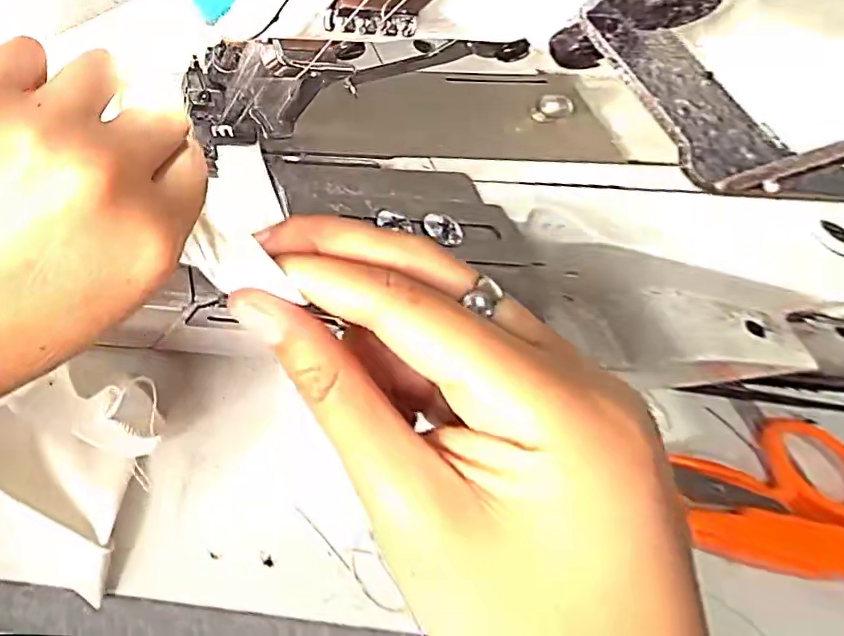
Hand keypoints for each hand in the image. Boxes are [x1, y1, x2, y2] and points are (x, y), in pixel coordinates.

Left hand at [0, 37, 206, 500]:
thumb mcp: (103, 296)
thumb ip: (142, 224)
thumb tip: (150, 164)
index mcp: (145, 237)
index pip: (190, 159)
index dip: (159, 162)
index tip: (139, 161)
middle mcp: (104, 177)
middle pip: (157, 111)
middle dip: (124, 132)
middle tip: (82, 154)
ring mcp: (41, 132)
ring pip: (101, 67)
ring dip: (76, 99)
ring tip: (33, 137)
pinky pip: (27, 51)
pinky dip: (17, 79)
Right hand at [228, 216, 703, 635]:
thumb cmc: (531, 633)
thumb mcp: (408, 506)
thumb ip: (333, 393)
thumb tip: (276, 317)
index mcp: (563, 408)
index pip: (415, 306)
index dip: (327, 277)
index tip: (266, 267)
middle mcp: (578, 380)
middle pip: (435, 278)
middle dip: (345, 253)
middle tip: (276, 246)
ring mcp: (566, 388)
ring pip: (441, 302)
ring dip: (363, 298)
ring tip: (298, 307)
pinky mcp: (544, 401)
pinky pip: (454, 342)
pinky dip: (394, 342)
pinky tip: (354, 358)